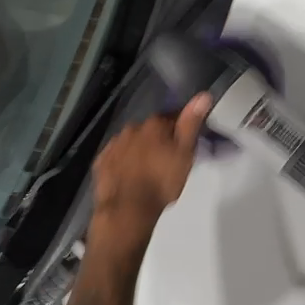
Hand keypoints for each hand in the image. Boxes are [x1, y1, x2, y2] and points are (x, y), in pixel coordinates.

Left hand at [91, 94, 211, 244]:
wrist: (128, 208)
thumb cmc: (162, 181)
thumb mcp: (185, 153)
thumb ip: (191, 124)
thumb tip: (203, 95)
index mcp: (154, 125)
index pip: (173, 117)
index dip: (182, 128)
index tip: (187, 142)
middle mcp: (132, 128)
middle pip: (151, 130)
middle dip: (159, 139)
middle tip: (169, 160)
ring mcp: (114, 145)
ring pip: (132, 142)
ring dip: (141, 150)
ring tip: (149, 170)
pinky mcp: (101, 162)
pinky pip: (116, 156)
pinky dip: (124, 162)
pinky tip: (130, 176)